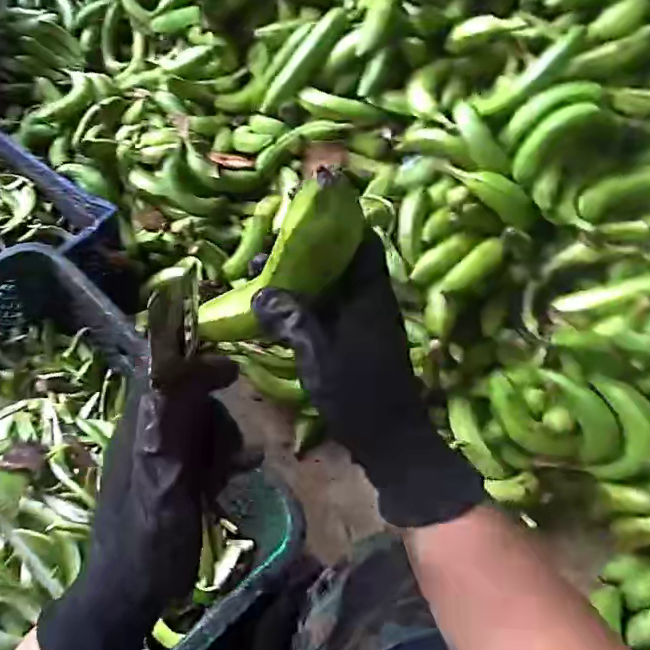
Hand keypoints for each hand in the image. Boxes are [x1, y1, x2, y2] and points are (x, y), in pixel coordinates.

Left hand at [38, 353, 240, 649]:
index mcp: (137, 426)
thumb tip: (179, 371)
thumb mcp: (162, 482)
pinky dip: (222, 462)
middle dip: (216, 419)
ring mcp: (158, 456)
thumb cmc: (146, 540)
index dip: (196, 365)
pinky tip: (233, 481)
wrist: (129, 591)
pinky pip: (202, 454)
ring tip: (231, 475)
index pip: (162, 372)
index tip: (231, 373)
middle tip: (229, 455)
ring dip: (223, 445)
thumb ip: (170, 428)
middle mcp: (146, 433)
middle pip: (190, 399)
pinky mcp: (171, 478)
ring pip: (201, 427)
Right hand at [253, 233, 483, 528]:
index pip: (362, 243)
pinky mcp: (352, 340)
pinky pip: (325, 308)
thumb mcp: (319, 355)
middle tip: (267, 248)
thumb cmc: (359, 394)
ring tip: (260, 276)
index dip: (339, 221)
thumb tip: (261, 293)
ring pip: (330, 286)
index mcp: (369, 297)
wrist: (389, 439)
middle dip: (305, 250)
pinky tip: (274, 308)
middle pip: (339, 261)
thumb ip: (293, 320)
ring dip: (299, 278)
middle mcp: (368, 302)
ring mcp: (361, 322)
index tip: (308, 209)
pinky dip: (302, 302)